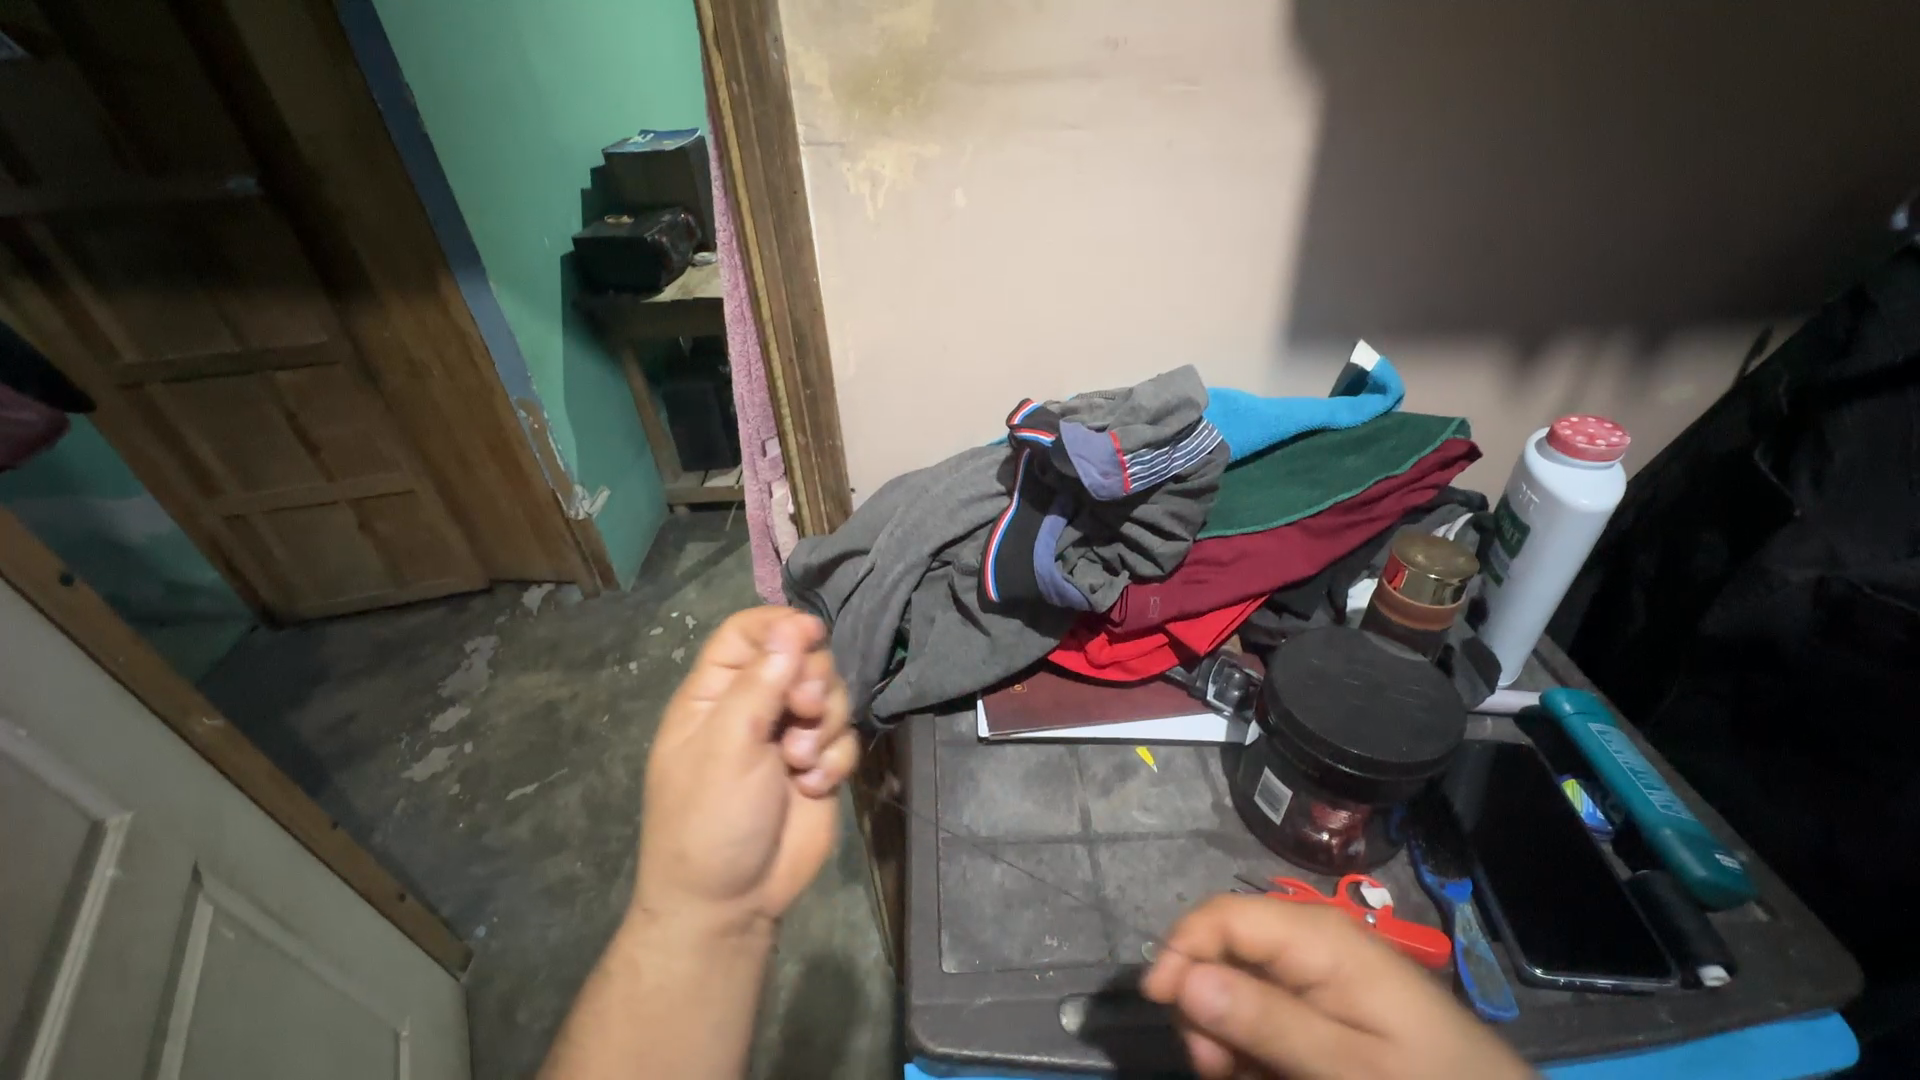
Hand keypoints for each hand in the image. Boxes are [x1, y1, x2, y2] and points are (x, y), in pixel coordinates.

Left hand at [632, 607, 858, 936]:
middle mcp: (754, 707)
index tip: (811, 633)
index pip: (748, 633)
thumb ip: (761, 682)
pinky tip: (816, 785)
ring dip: (826, 724)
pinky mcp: (818, 766)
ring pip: (831, 696)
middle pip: (801, 658)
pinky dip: (835, 758)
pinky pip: (844, 738)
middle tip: (805, 709)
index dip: (781, 626)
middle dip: (814, 680)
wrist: (731, 902)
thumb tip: (792, 627)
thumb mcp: (727, 745)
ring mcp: (789, 737)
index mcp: (716, 695)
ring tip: (802, 761)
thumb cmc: (710, 819)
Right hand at [1141, 895, 1532, 1079]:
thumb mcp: (1350, 1068)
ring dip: (1226, 1034)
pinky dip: (1252, 1047)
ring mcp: (1317, 974)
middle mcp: (1308, 943)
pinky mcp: (1325, 1004)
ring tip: (1246, 1078)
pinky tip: (1266, 1075)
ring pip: (1235, 987)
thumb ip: (1267, 1022)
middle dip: (1204, 1005)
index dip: (1180, 951)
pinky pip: (1265, 1013)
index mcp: (1315, 938)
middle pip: (1221, 951)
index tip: (1158, 1007)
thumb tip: (1185, 981)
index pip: (1220, 915)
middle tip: (1216, 1067)